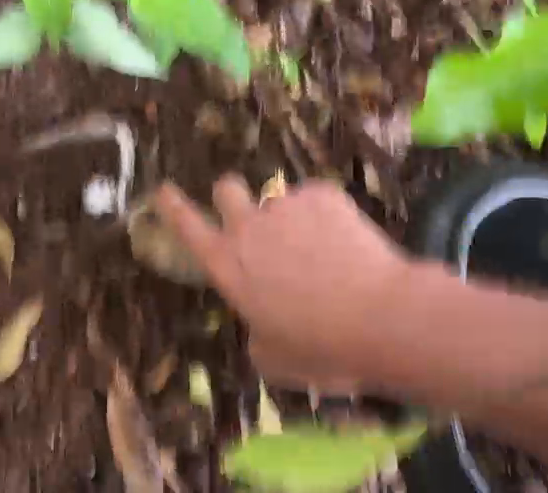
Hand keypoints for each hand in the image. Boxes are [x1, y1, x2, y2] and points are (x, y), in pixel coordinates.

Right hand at [154, 175, 415, 392]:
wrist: (384, 318)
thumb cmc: (323, 350)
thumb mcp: (275, 360)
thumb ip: (256, 332)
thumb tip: (261, 323)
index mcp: (227, 265)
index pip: (186, 225)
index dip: (172, 205)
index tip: (163, 189)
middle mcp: (248, 227)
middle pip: (226, 188)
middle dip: (233, 198)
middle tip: (254, 220)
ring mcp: (285, 205)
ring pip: (278, 199)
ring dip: (290, 218)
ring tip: (323, 252)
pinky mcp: (323, 194)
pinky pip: (317, 199)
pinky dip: (327, 217)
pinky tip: (350, 244)